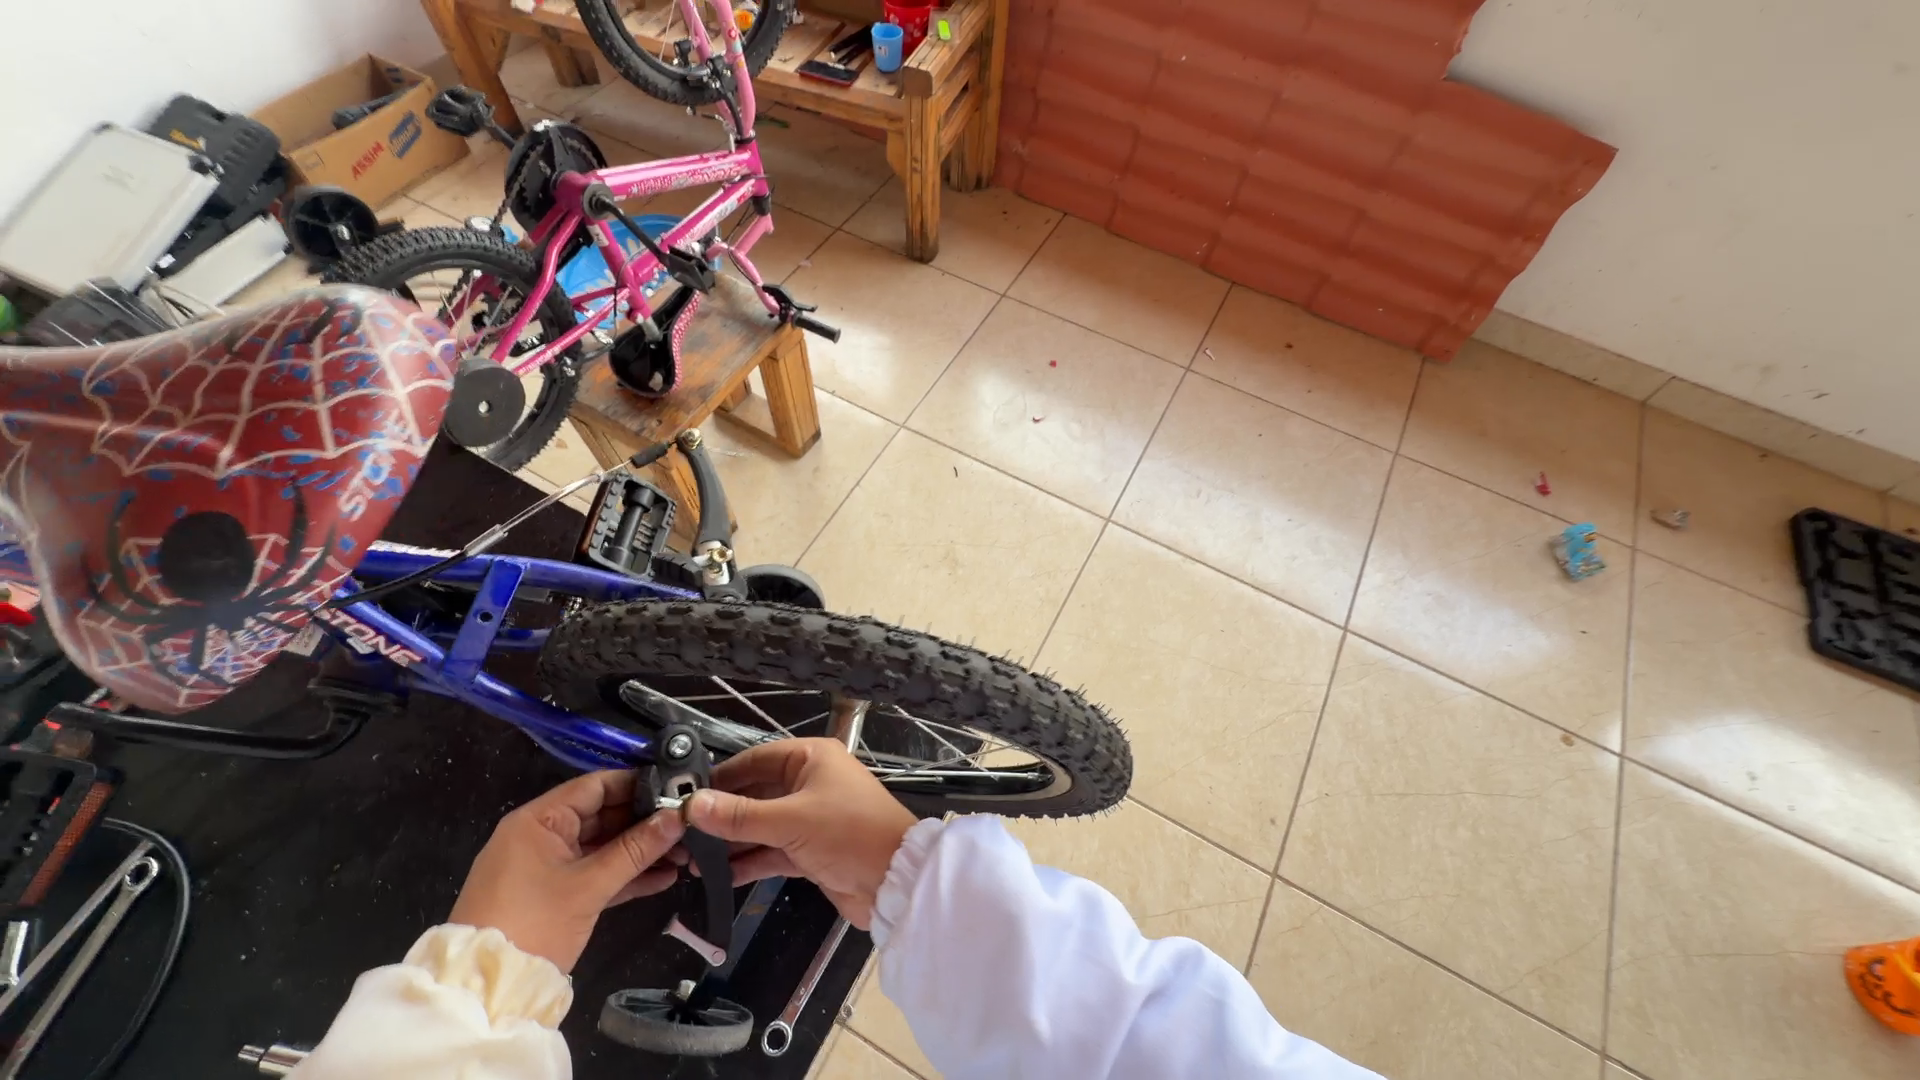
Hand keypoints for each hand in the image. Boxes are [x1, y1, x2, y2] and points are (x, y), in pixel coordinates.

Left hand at [449, 770, 684, 972]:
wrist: (485, 993)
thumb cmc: (533, 924)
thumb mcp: (589, 885)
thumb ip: (637, 849)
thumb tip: (679, 817)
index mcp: (539, 820)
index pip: (596, 786)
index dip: (638, 785)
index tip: (677, 789)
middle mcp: (542, 835)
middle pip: (603, 816)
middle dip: (646, 824)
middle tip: (688, 826)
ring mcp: (548, 866)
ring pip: (604, 847)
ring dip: (642, 852)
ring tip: (685, 855)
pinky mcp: (555, 894)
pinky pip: (596, 873)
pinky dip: (626, 875)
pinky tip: (664, 878)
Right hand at [686, 738, 915, 929]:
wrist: (896, 881)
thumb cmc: (848, 833)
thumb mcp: (791, 821)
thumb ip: (740, 816)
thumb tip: (693, 805)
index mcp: (811, 759)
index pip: (755, 760)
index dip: (721, 777)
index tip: (684, 796)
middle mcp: (809, 783)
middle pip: (755, 794)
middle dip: (721, 815)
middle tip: (680, 835)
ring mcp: (810, 818)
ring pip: (761, 826)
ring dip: (730, 842)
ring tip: (691, 860)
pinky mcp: (811, 851)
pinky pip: (772, 851)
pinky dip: (749, 862)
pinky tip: (718, 877)